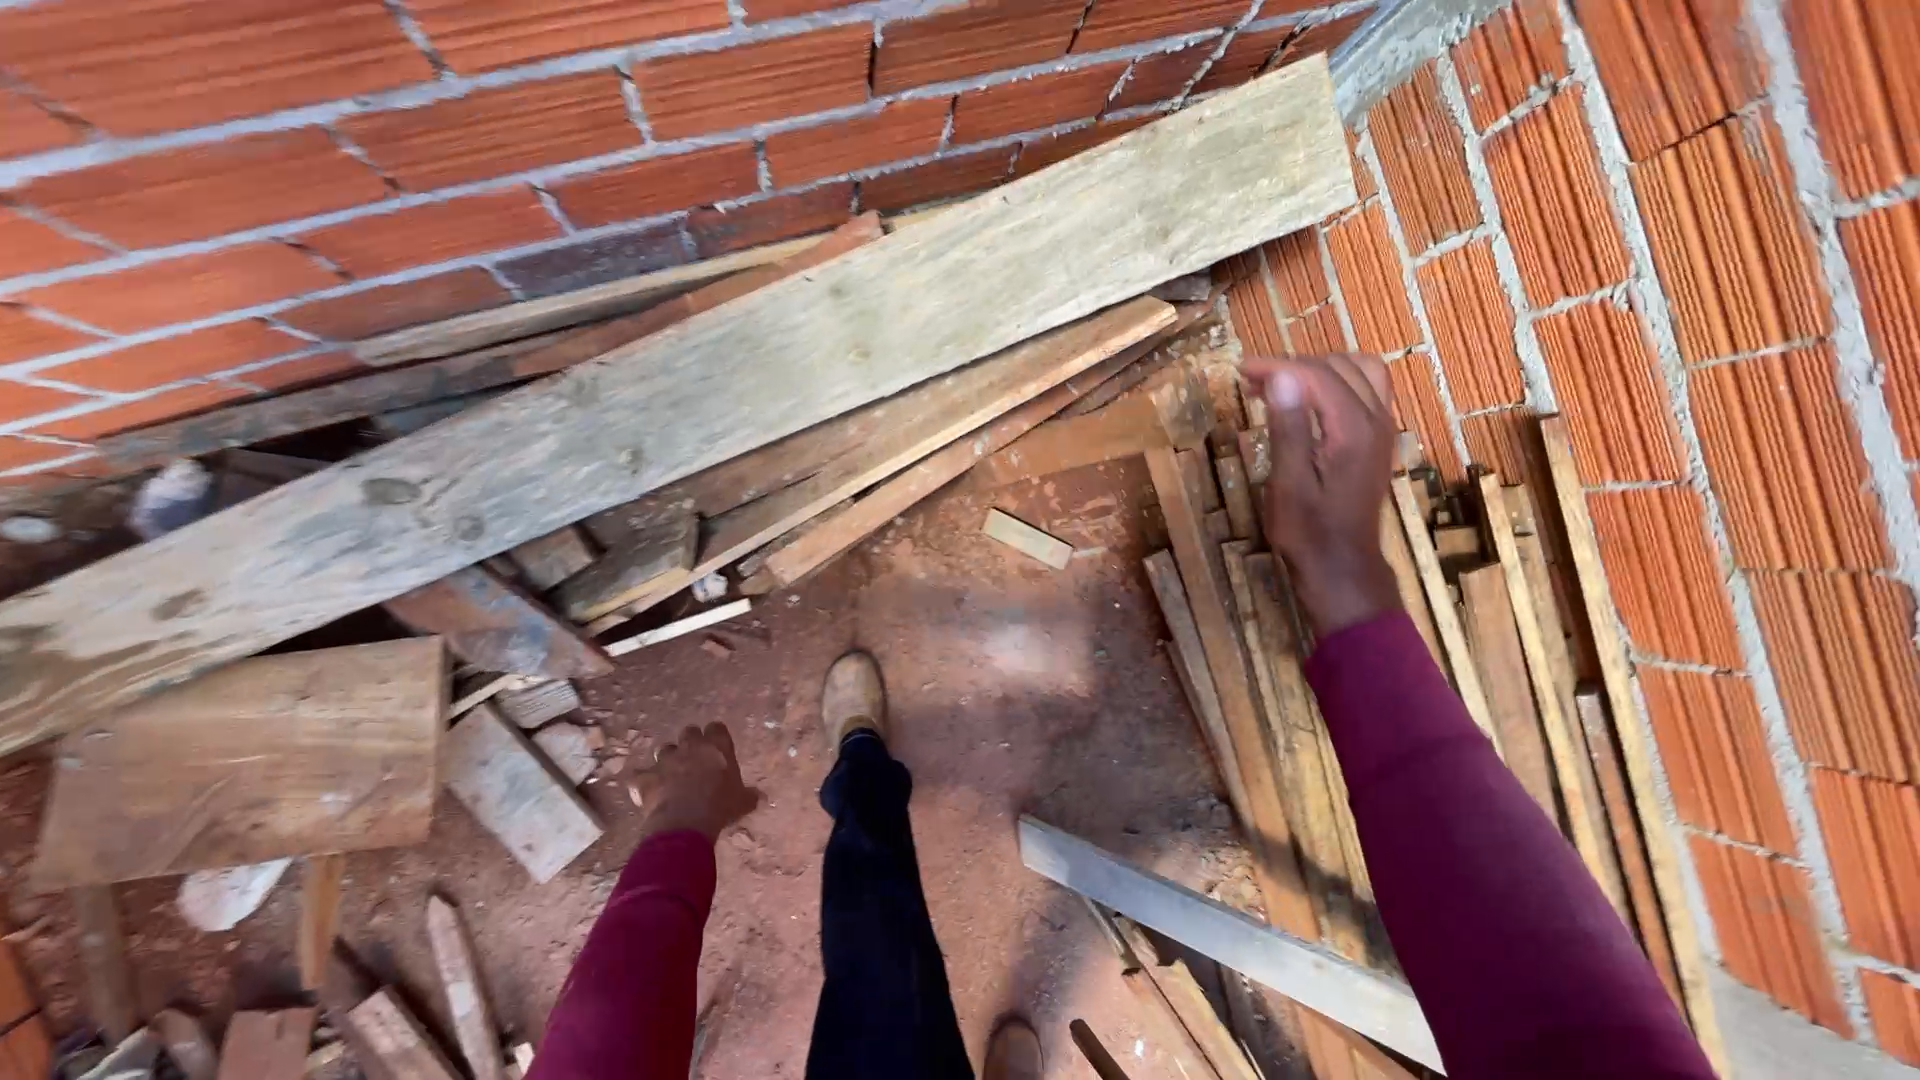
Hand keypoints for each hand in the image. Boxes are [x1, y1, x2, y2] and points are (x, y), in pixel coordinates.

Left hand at [629, 722, 759, 842]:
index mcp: (716, 746)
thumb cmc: (720, 806)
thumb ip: (749, 796)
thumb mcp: (742, 802)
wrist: (686, 821)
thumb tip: (760, 797)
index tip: (718, 748)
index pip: (717, 728)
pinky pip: (639, 775)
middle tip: (695, 760)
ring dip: (668, 760)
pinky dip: (642, 781)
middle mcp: (690, 746)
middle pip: (689, 732)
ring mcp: (665, 760)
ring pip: (664, 750)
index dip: (716, 737)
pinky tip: (645, 789)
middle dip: (690, 743)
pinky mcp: (646, 777)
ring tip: (671, 776)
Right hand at [1241, 354, 1400, 636]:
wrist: (1341, 565)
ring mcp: (1384, 428)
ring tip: (1282, 386)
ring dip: (1320, 369)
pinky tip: (1309, 401)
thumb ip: (1289, 427)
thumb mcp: (1288, 483)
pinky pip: (1367, 388)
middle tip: (1254, 382)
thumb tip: (1280, 376)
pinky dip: (1337, 381)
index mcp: (1353, 429)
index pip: (1317, 375)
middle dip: (1295, 365)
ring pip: (1361, 370)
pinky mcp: (1380, 438)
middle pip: (1340, 365)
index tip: (1241, 371)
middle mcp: (1377, 420)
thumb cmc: (1307, 530)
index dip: (1277, 367)